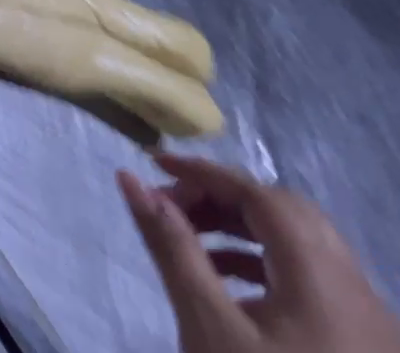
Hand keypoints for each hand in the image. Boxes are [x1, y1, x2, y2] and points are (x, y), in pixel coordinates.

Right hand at [117, 154, 399, 352]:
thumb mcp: (204, 320)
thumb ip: (170, 245)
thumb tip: (131, 180)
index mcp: (325, 283)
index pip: (265, 199)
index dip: (208, 173)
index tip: (151, 165)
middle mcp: (361, 292)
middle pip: (292, 214)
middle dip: (224, 196)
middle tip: (169, 204)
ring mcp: (369, 318)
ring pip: (306, 242)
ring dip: (242, 226)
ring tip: (187, 237)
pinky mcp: (363, 337)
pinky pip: (315, 274)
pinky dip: (264, 257)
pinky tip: (225, 277)